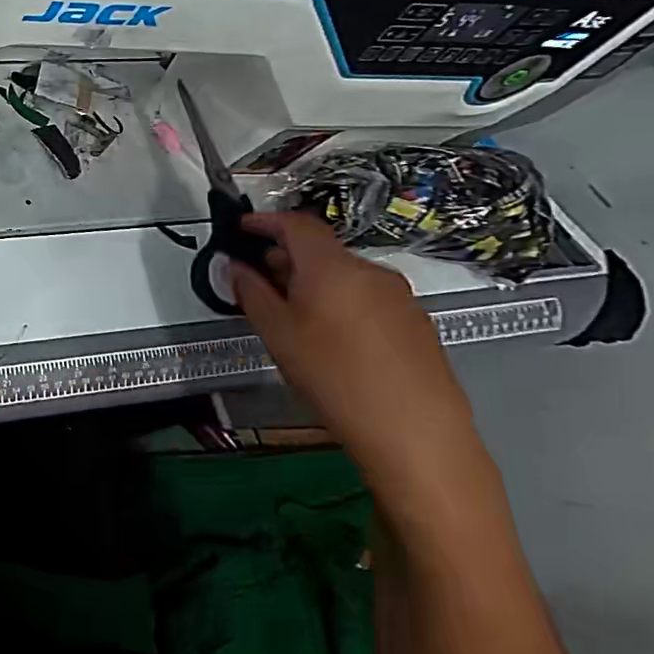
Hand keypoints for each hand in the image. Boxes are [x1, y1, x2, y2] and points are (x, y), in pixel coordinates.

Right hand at [230, 211, 476, 482]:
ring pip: (345, 275)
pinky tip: (331, 339)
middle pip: (321, 250)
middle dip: (286, 258)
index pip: (297, 224)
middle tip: (259, 281)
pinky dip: (340, 302)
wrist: (417, 433)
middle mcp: (370, 271)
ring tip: (292, 315)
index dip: (266, 220)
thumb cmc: (333, 376)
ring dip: (313, 282)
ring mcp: (400, 297)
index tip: (243, 227)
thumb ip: (251, 292)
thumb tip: (236, 267)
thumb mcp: (276, 334)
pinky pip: (367, 297)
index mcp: (332, 267)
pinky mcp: (417, 323)